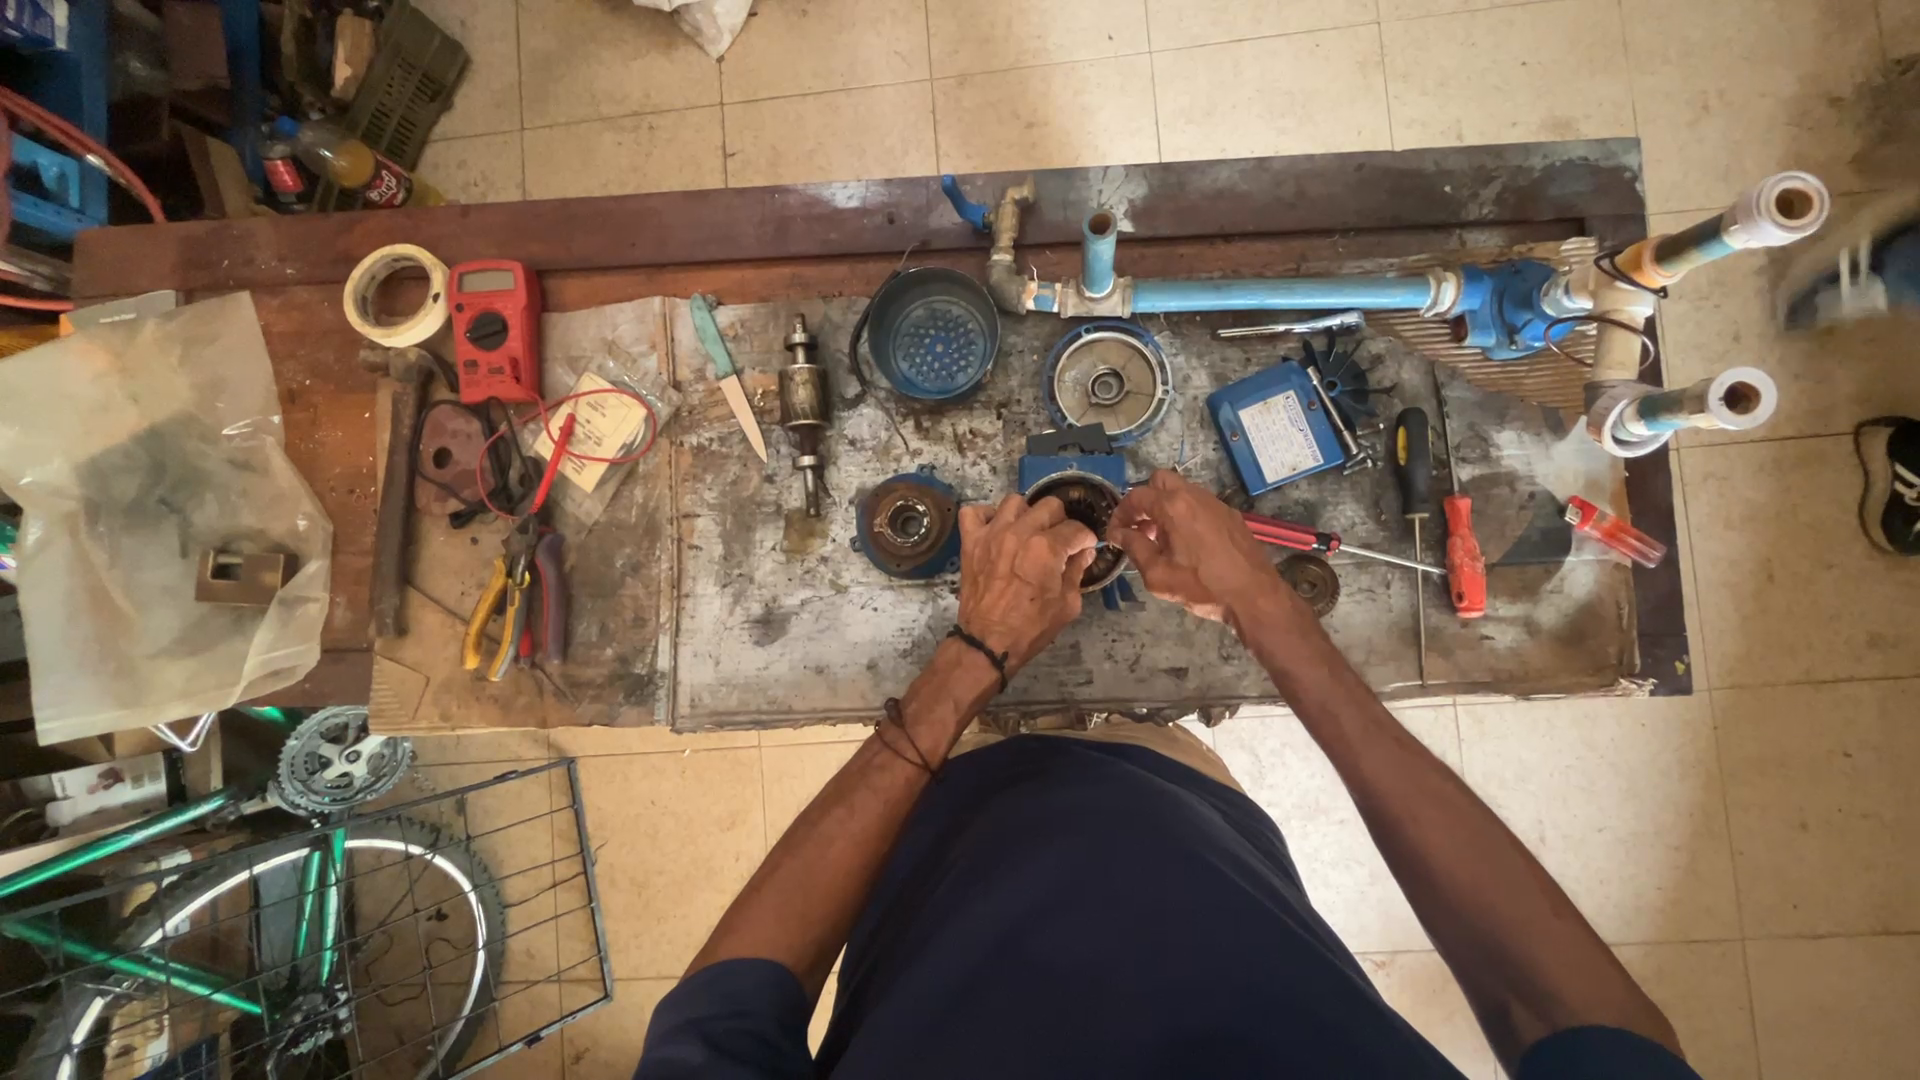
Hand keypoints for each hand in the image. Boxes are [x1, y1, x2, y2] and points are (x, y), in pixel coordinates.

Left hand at [956, 494, 1099, 673]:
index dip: (1085, 539)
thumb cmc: (1031, 627)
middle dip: (1061, 521)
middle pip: (1049, 506)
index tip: (1084, 548)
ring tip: (1029, 533)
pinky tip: (997, 530)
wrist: (988, 642)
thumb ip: (1077, 571)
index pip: (1075, 528)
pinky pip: (974, 512)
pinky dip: (986, 516)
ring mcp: (991, 534)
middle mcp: (1019, 533)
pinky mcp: (970, 541)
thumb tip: (1083, 552)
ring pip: (1014, 501)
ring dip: (1027, 514)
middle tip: (1060, 541)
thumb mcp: (1067, 604)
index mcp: (1046, 548)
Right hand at [1107, 470, 1289, 622]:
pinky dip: (1185, 515)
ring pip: (1182, 491)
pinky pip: (1200, 505)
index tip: (1115, 534)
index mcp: (1173, 506)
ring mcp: (1216, 504)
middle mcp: (1194, 496)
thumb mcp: (1157, 573)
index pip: (1136, 497)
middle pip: (1160, 481)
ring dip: (1165, 507)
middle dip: (1144, 501)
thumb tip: (1118, 533)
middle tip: (1139, 528)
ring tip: (1162, 540)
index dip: (1120, 514)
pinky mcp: (1230, 515)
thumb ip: (1134, 547)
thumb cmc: (1201, 586)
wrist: (1254, 596)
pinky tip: (1187, 544)